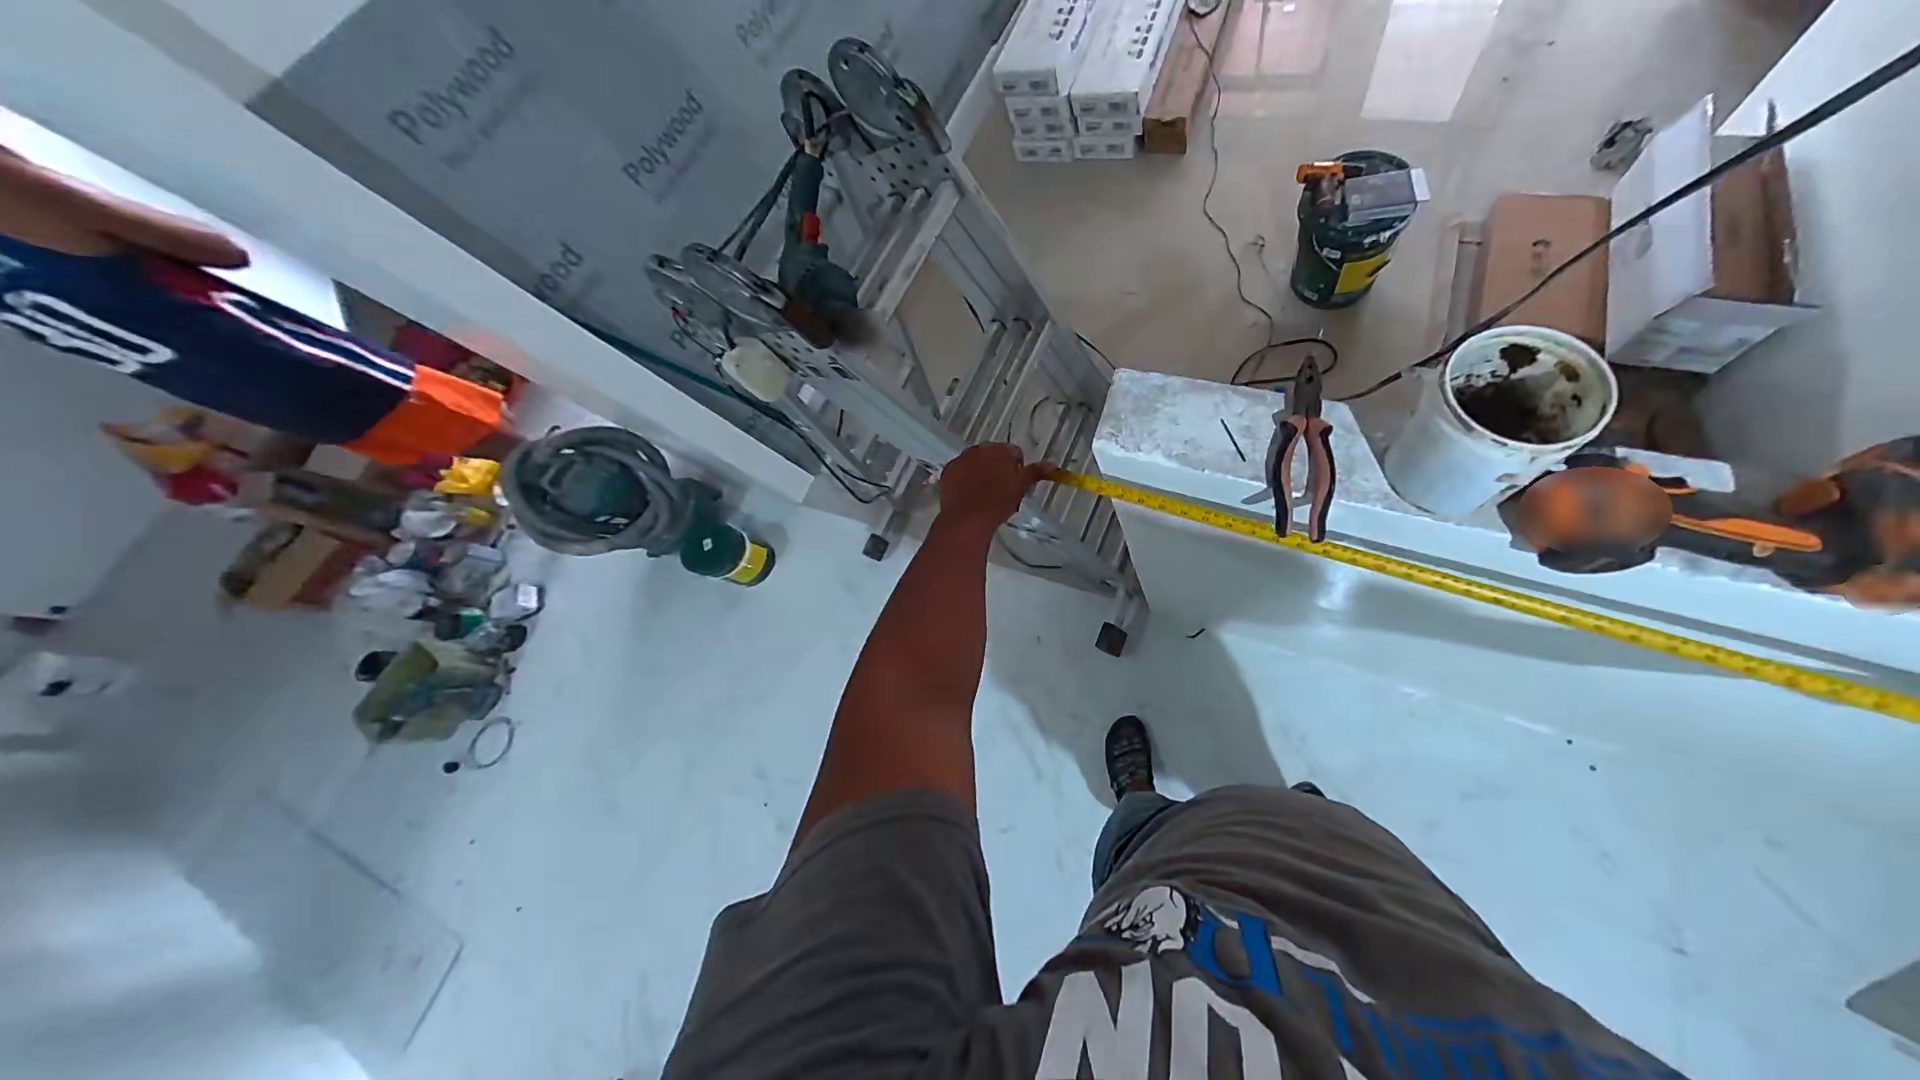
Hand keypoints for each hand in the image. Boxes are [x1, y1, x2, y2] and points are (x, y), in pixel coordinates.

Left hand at [937, 443, 1052, 533]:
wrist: (967, 519)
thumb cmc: (998, 503)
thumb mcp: (1021, 487)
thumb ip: (1036, 472)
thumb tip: (1052, 464)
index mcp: (1000, 449)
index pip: (1014, 454)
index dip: (1016, 470)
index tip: (1014, 486)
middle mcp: (979, 449)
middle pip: (993, 456)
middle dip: (997, 468)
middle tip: (1000, 491)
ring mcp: (960, 459)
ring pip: (975, 463)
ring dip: (980, 473)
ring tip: (983, 495)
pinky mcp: (947, 472)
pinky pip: (959, 472)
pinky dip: (963, 480)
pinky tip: (967, 496)